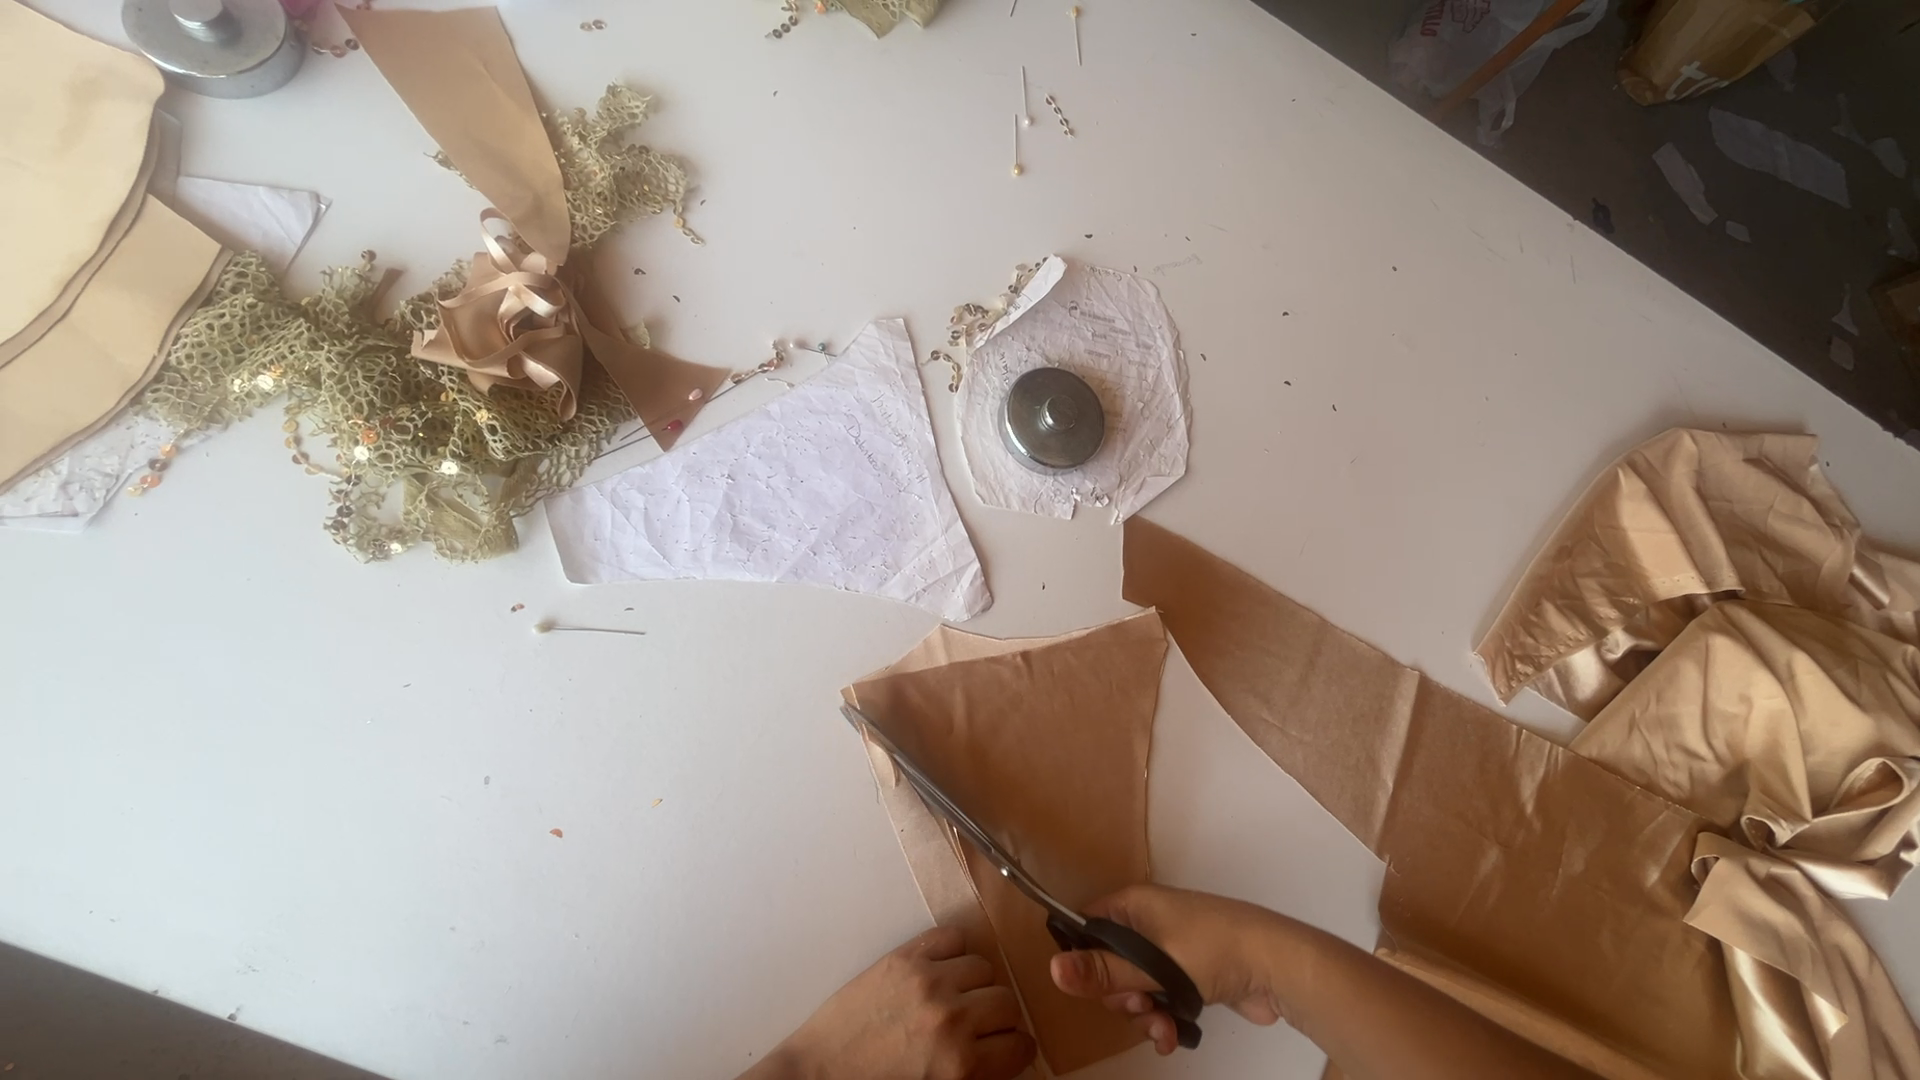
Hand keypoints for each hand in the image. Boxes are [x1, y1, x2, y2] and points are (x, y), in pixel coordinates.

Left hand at [744, 925, 1035, 1079]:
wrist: (818, 1077)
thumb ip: (974, 1073)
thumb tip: (1003, 1055)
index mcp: (961, 1064)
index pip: (1020, 1046)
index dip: (1018, 1048)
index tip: (1011, 1047)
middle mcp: (951, 1017)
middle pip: (1006, 1001)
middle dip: (1002, 1016)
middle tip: (985, 1024)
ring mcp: (927, 981)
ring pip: (984, 966)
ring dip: (979, 983)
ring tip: (962, 995)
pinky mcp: (903, 958)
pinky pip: (951, 936)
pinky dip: (956, 949)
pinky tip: (946, 967)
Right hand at [1048, 884, 1290, 1054]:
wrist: (1276, 965)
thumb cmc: (1213, 951)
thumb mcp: (1154, 965)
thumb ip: (1104, 972)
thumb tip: (1053, 970)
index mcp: (1134, 905)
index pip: (1088, 925)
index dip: (1082, 957)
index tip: (1091, 986)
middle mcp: (1147, 923)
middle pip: (1109, 964)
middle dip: (1119, 996)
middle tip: (1137, 1006)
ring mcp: (1169, 950)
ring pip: (1134, 987)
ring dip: (1142, 1014)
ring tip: (1161, 1028)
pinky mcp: (1188, 977)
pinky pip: (1159, 999)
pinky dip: (1161, 1019)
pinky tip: (1170, 1036)